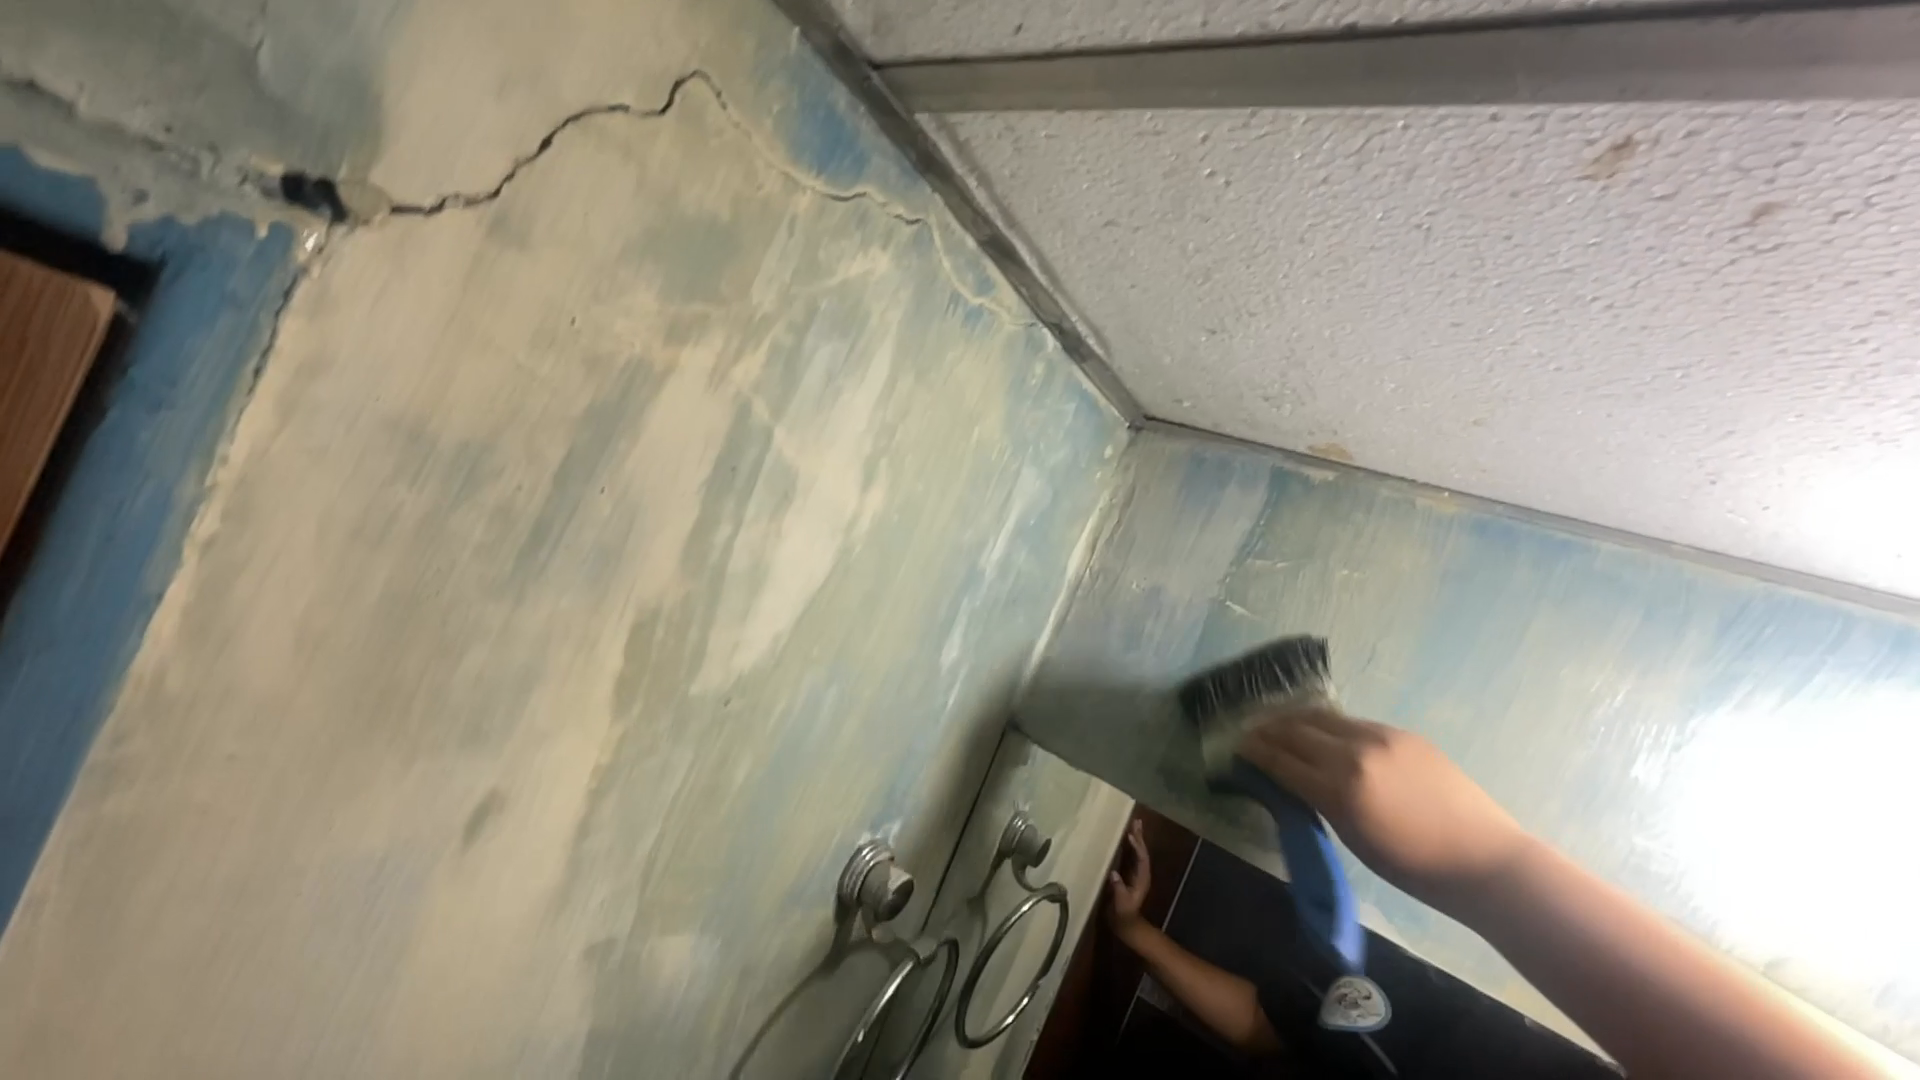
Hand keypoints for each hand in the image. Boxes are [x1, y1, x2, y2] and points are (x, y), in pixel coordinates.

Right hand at [1108, 819, 1150, 938]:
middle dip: (1139, 837)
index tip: (1130, 835)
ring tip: (1133, 824)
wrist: (1127, 926)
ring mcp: (1136, 874)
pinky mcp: (1129, 876)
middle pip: (1142, 852)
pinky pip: (1131, 857)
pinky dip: (1129, 847)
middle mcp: (1141, 874)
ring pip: (1137, 853)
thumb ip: (1119, 890)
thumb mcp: (1121, 904)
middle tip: (1136, 820)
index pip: (1141, 859)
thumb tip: (1114, 873)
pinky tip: (1125, 840)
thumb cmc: (1124, 915)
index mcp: (1141, 879)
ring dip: (1136, 839)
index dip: (1137, 847)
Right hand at [1236, 705, 1532, 911]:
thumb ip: (1317, 802)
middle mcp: (1354, 753)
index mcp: (1339, 789)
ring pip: (1322, 717)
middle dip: (1267, 730)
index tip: (1237, 748)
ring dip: (1294, 720)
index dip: (1253, 752)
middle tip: (1251, 734)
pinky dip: (1328, 725)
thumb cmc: (1412, 867)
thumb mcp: (1351, 838)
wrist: (1484, 859)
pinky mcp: (1402, 733)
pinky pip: (1352, 722)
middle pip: (1295, 729)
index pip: (1280, 760)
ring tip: (1279, 725)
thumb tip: (1288, 780)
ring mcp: (1380, 737)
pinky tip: (1323, 733)